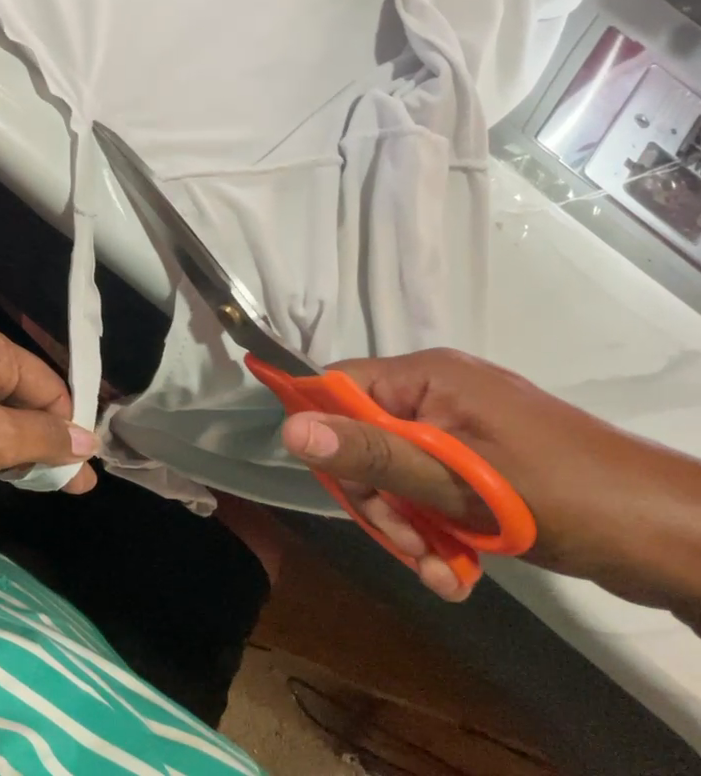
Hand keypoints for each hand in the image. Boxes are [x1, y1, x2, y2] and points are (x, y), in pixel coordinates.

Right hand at [281, 348, 700, 613]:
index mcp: (427, 377)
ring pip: (395, 472)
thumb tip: (288, 429)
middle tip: (408, 547)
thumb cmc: (570, 499)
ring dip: (407, 526)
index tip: (349, 493)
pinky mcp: (486, 461)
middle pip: (362, 438)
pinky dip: (435, 529)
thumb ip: (371, 453)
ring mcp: (465, 428)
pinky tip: (453, 569)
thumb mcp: (457, 481)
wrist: (690, 544)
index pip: (335, 389)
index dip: (327, 440)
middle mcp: (438, 393)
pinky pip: (431, 487)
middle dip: (378, 501)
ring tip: (439, 571)